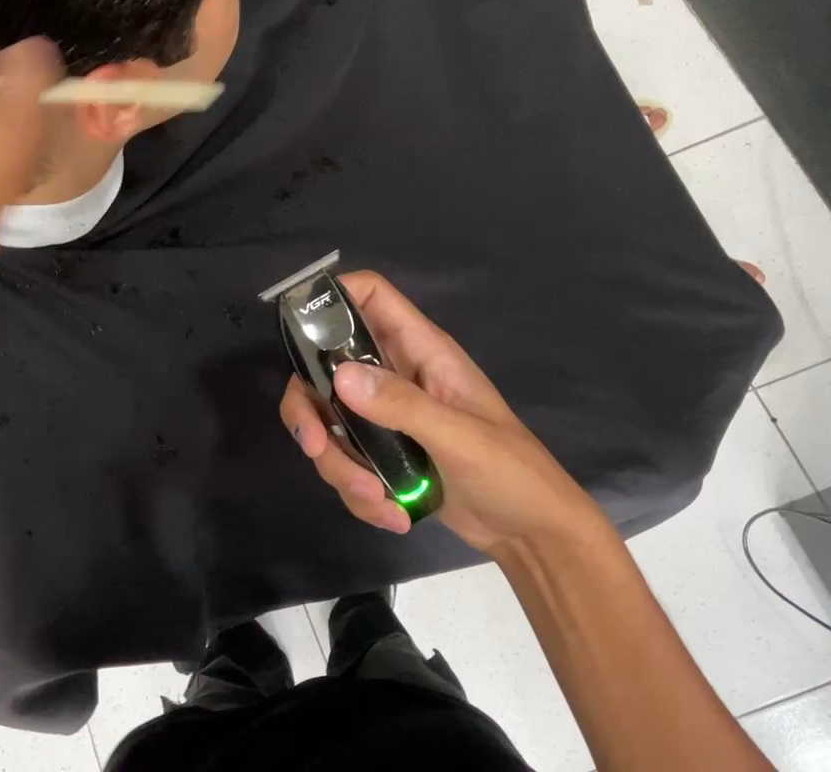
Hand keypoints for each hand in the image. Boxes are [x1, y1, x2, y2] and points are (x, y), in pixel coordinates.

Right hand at [278, 271, 613, 556]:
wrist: (532, 534)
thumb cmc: (512, 472)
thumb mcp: (460, 437)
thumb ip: (401, 405)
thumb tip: (339, 376)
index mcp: (421, 351)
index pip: (371, 296)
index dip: (332, 297)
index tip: (298, 333)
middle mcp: (395, 375)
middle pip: (324, 367)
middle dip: (311, 411)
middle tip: (315, 446)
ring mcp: (384, 416)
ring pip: (327, 423)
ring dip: (339, 467)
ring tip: (378, 501)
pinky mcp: (381, 455)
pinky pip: (344, 462)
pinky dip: (358, 493)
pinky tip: (392, 515)